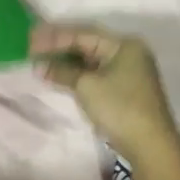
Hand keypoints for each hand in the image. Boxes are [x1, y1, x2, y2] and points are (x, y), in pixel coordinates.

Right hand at [30, 25, 179, 164]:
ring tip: (40, 62)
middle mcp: (128, 53)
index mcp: (123, 45)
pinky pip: (95, 73)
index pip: (82, 34)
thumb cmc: (119, 108)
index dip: (54, 37)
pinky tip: (58, 75)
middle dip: (59, 48)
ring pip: (90, 60)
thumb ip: (61, 71)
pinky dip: (76, 74)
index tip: (30, 41)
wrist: (149, 144)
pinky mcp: (123, 88)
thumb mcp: (86, 86)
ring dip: (66, 62)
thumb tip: (38, 66)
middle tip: (32, 49)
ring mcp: (127, 71)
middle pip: (87, 44)